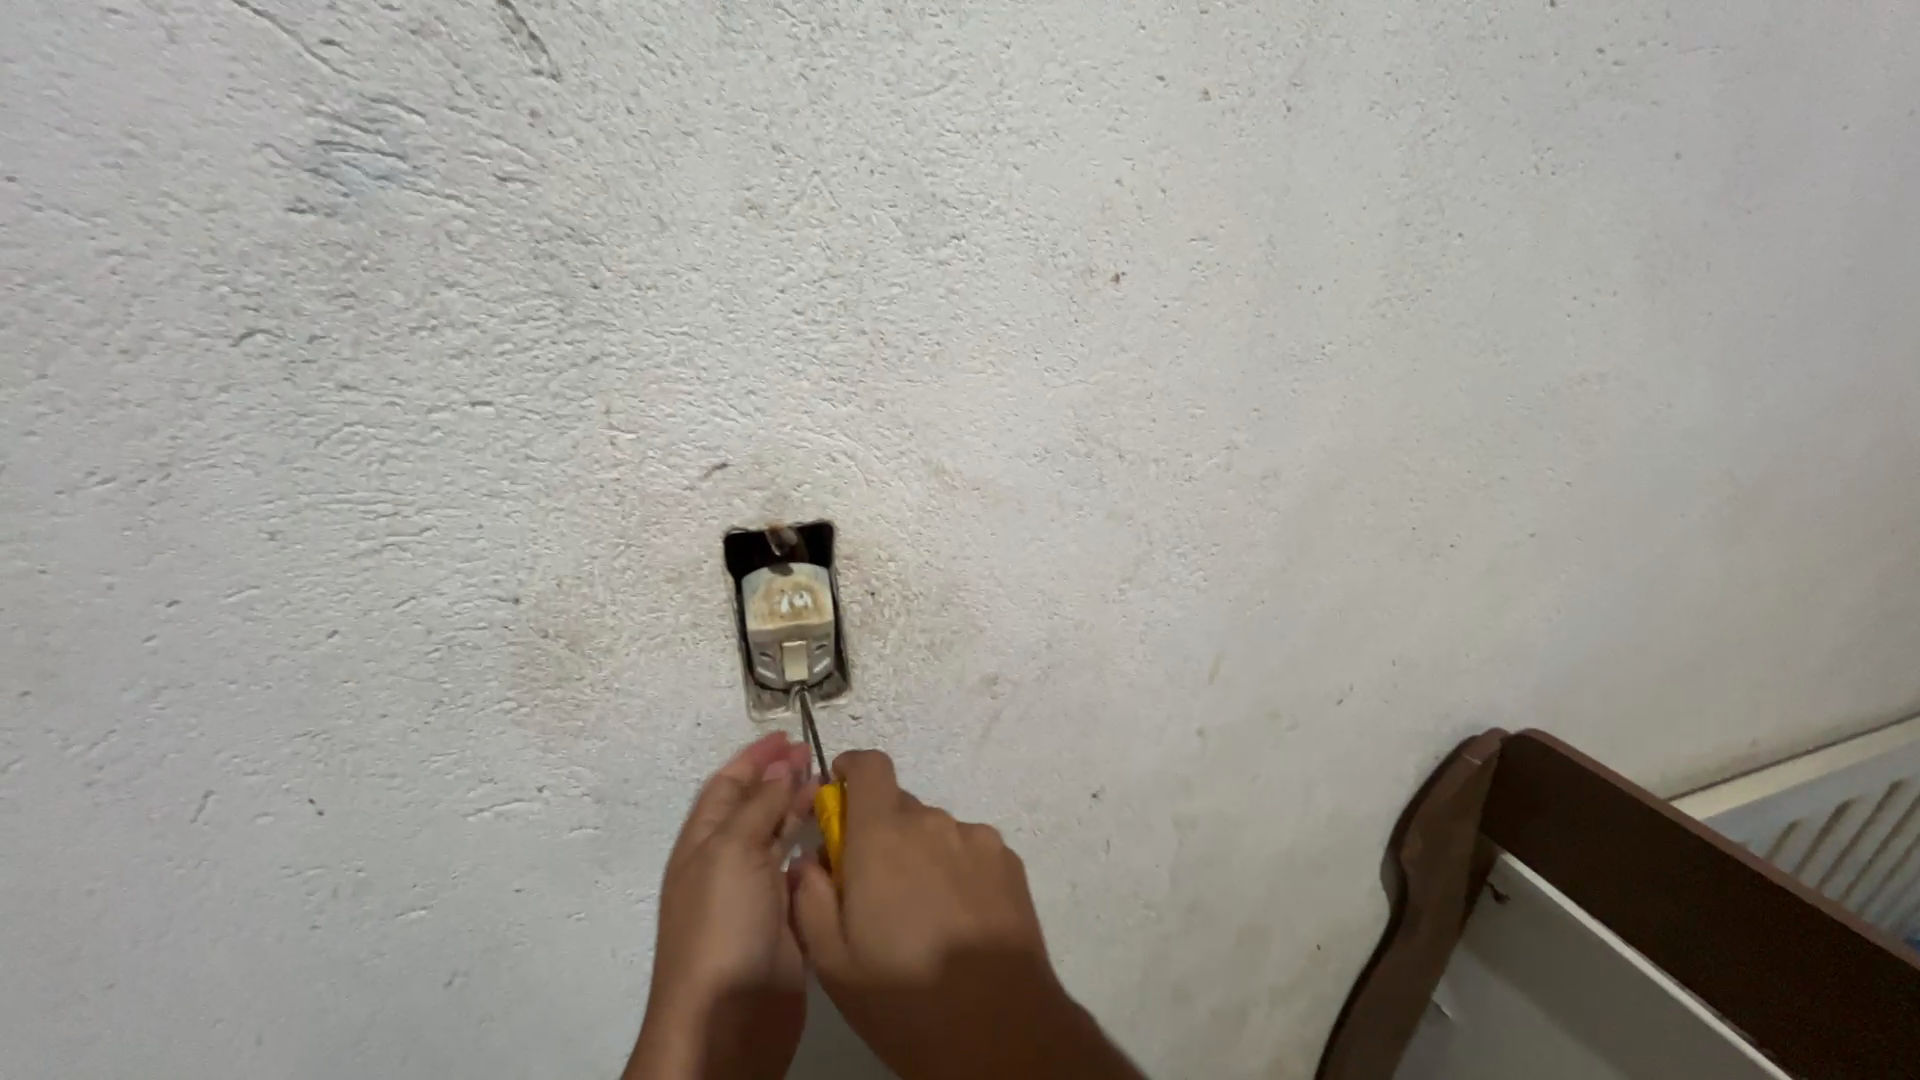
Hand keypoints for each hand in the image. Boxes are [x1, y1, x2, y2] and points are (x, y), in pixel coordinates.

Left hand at [624, 733, 815, 1079]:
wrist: (729, 1017)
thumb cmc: (722, 925)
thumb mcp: (732, 852)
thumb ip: (759, 806)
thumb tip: (781, 770)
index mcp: (704, 842)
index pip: (727, 786)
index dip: (754, 758)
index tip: (788, 736)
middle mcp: (727, 863)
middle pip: (755, 808)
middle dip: (781, 779)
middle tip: (819, 759)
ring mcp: (755, 893)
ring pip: (779, 838)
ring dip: (801, 810)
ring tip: (834, 789)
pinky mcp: (784, 919)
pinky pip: (801, 872)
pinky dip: (817, 850)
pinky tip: (840, 838)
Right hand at [791, 750, 1143, 1079]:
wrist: (1001, 1029)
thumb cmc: (905, 997)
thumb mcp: (833, 962)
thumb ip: (810, 898)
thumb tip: (810, 861)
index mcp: (882, 837)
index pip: (869, 766)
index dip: (851, 770)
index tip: (840, 795)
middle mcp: (932, 823)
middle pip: (899, 805)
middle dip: (880, 833)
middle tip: (875, 890)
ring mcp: (977, 840)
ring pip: (935, 831)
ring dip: (920, 854)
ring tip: (922, 916)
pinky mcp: (1009, 862)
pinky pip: (969, 850)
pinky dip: (956, 869)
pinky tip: (958, 921)